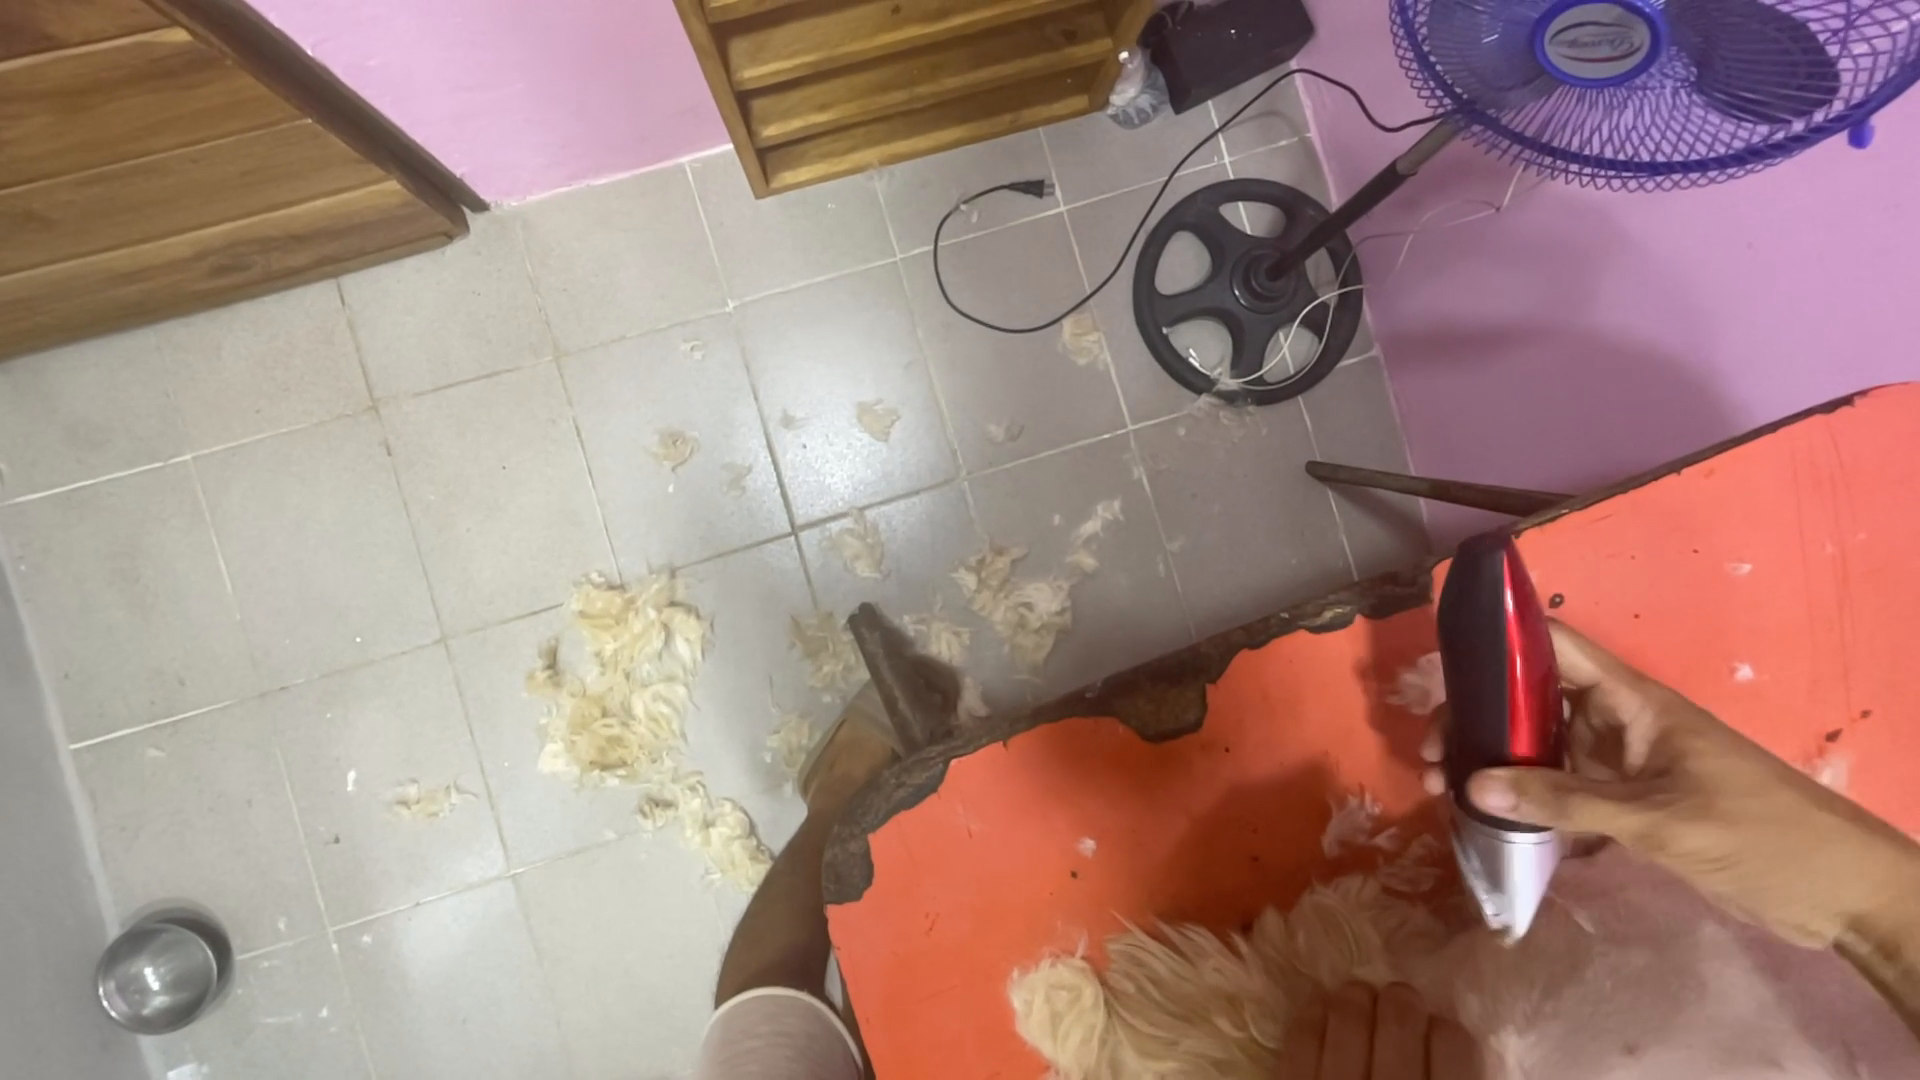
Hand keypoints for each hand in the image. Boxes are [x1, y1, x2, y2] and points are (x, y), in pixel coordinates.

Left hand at [1283, 982, 1478, 1078]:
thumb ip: (1451, 1074)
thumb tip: (1450, 1039)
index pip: (1454, 1044)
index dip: (1449, 1032)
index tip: (1443, 1030)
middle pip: (1399, 1019)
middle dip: (1402, 1001)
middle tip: (1401, 1001)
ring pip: (1347, 1016)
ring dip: (1357, 997)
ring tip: (1362, 998)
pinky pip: (1302, 1037)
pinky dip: (1314, 1013)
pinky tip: (1324, 1010)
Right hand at [1421, 620, 1919, 947]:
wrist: (1847, 898)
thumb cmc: (1762, 835)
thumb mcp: (1659, 819)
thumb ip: (1564, 802)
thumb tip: (1472, 786)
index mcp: (1628, 700)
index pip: (1551, 646)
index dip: (1496, 640)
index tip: (1442, 665)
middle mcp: (1609, 719)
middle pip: (1522, 698)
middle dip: (1470, 719)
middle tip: (1430, 752)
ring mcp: (1610, 758)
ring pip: (1528, 743)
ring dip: (1484, 760)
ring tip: (1442, 788)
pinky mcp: (1614, 796)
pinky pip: (1547, 782)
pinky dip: (1512, 793)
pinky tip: (1482, 812)